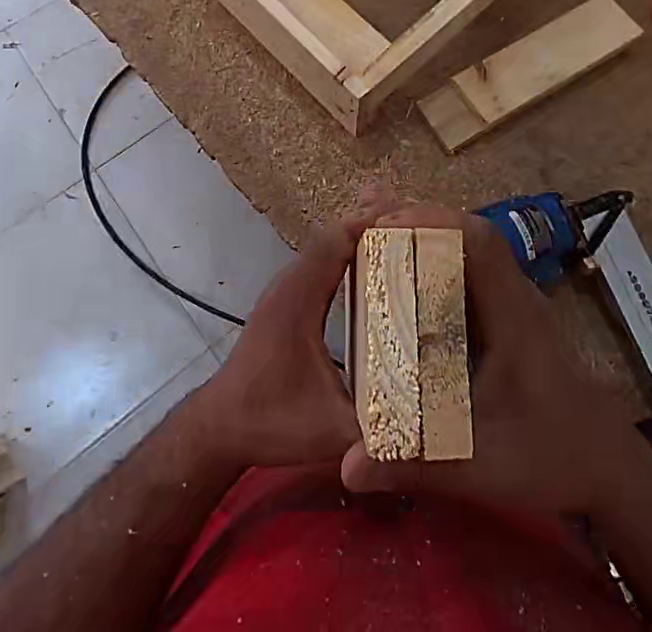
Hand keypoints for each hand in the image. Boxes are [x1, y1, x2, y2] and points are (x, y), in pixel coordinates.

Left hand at [185, 185, 401, 469]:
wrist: (220, 425)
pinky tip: (379, 262)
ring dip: (365, 236)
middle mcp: (292, 283)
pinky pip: (324, 260)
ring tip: (409, 235)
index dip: (374, 224)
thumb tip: (430, 413)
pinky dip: (352, 252)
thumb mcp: (331, 430)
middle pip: (336, 234)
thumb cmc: (270, 421)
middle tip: (424, 223)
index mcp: (299, 300)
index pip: (336, 241)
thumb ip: (378, 425)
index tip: (417, 221)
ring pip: (329, 244)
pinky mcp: (290, 298)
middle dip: (377, 224)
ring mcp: (288, 288)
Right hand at [340, 205, 644, 516]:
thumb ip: (416, 464)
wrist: (611, 468)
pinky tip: (405, 276)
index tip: (383, 223)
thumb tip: (345, 467)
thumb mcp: (482, 468)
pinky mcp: (512, 317)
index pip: (481, 244)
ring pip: (473, 250)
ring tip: (376, 239)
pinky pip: (473, 272)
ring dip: (427, 238)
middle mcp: (518, 299)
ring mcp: (518, 305)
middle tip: (365, 227)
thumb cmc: (553, 459)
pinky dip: (437, 262)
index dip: (433, 222)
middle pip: (472, 235)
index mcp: (515, 318)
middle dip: (418, 223)